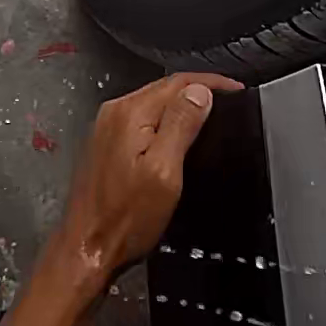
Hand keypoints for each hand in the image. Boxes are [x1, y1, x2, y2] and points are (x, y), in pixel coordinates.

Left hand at [50, 71, 245, 289]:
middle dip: (196, 88)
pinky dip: (164, 117)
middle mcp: (114, 112)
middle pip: (161, 88)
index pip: (175, 83)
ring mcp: (106, 126)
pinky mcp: (105, 141)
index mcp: (129, 113)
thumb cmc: (127, 216)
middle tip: (229, 98)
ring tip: (210, 111)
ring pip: (151, 102)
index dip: (209, 81)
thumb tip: (200, 90)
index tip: (237, 88)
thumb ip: (181, 126)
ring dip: (180, 102)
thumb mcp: (164, 172)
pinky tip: (178, 129)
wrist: (88, 245)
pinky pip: (140, 117)